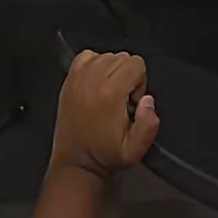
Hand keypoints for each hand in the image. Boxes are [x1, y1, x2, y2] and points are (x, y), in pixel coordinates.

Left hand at [49, 50, 159, 181]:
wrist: (76, 162)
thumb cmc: (104, 155)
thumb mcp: (136, 150)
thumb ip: (149, 124)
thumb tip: (147, 100)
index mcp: (110, 93)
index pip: (136, 63)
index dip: (140, 81)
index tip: (133, 101)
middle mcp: (92, 80)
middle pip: (122, 57)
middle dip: (128, 75)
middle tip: (122, 100)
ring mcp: (78, 78)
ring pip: (106, 55)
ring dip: (112, 70)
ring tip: (109, 93)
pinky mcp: (69, 80)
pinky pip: (87, 56)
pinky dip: (94, 64)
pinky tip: (96, 83)